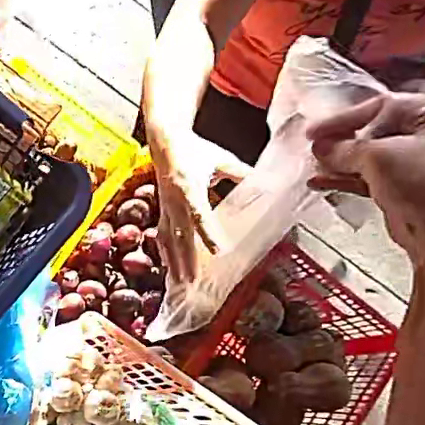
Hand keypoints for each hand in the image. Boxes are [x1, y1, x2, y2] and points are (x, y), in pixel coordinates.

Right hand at [151, 129, 253, 284]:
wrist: (165, 143)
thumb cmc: (194, 150)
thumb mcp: (220, 158)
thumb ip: (239, 173)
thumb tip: (263, 184)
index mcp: (189, 187)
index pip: (199, 215)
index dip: (207, 234)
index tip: (217, 250)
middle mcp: (175, 201)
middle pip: (181, 236)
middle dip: (186, 259)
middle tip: (193, 280)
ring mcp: (166, 208)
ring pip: (169, 240)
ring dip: (174, 261)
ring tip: (180, 281)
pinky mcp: (162, 211)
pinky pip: (163, 236)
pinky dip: (165, 253)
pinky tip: (169, 267)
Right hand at [304, 94, 424, 267]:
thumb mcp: (381, 158)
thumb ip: (345, 148)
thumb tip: (322, 147)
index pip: (385, 106)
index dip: (346, 119)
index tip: (316, 131)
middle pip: (377, 131)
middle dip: (343, 142)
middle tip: (315, 148)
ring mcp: (422, 165)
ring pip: (372, 157)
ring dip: (341, 162)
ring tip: (316, 166)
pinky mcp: (409, 190)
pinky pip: (372, 178)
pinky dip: (348, 179)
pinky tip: (323, 181)